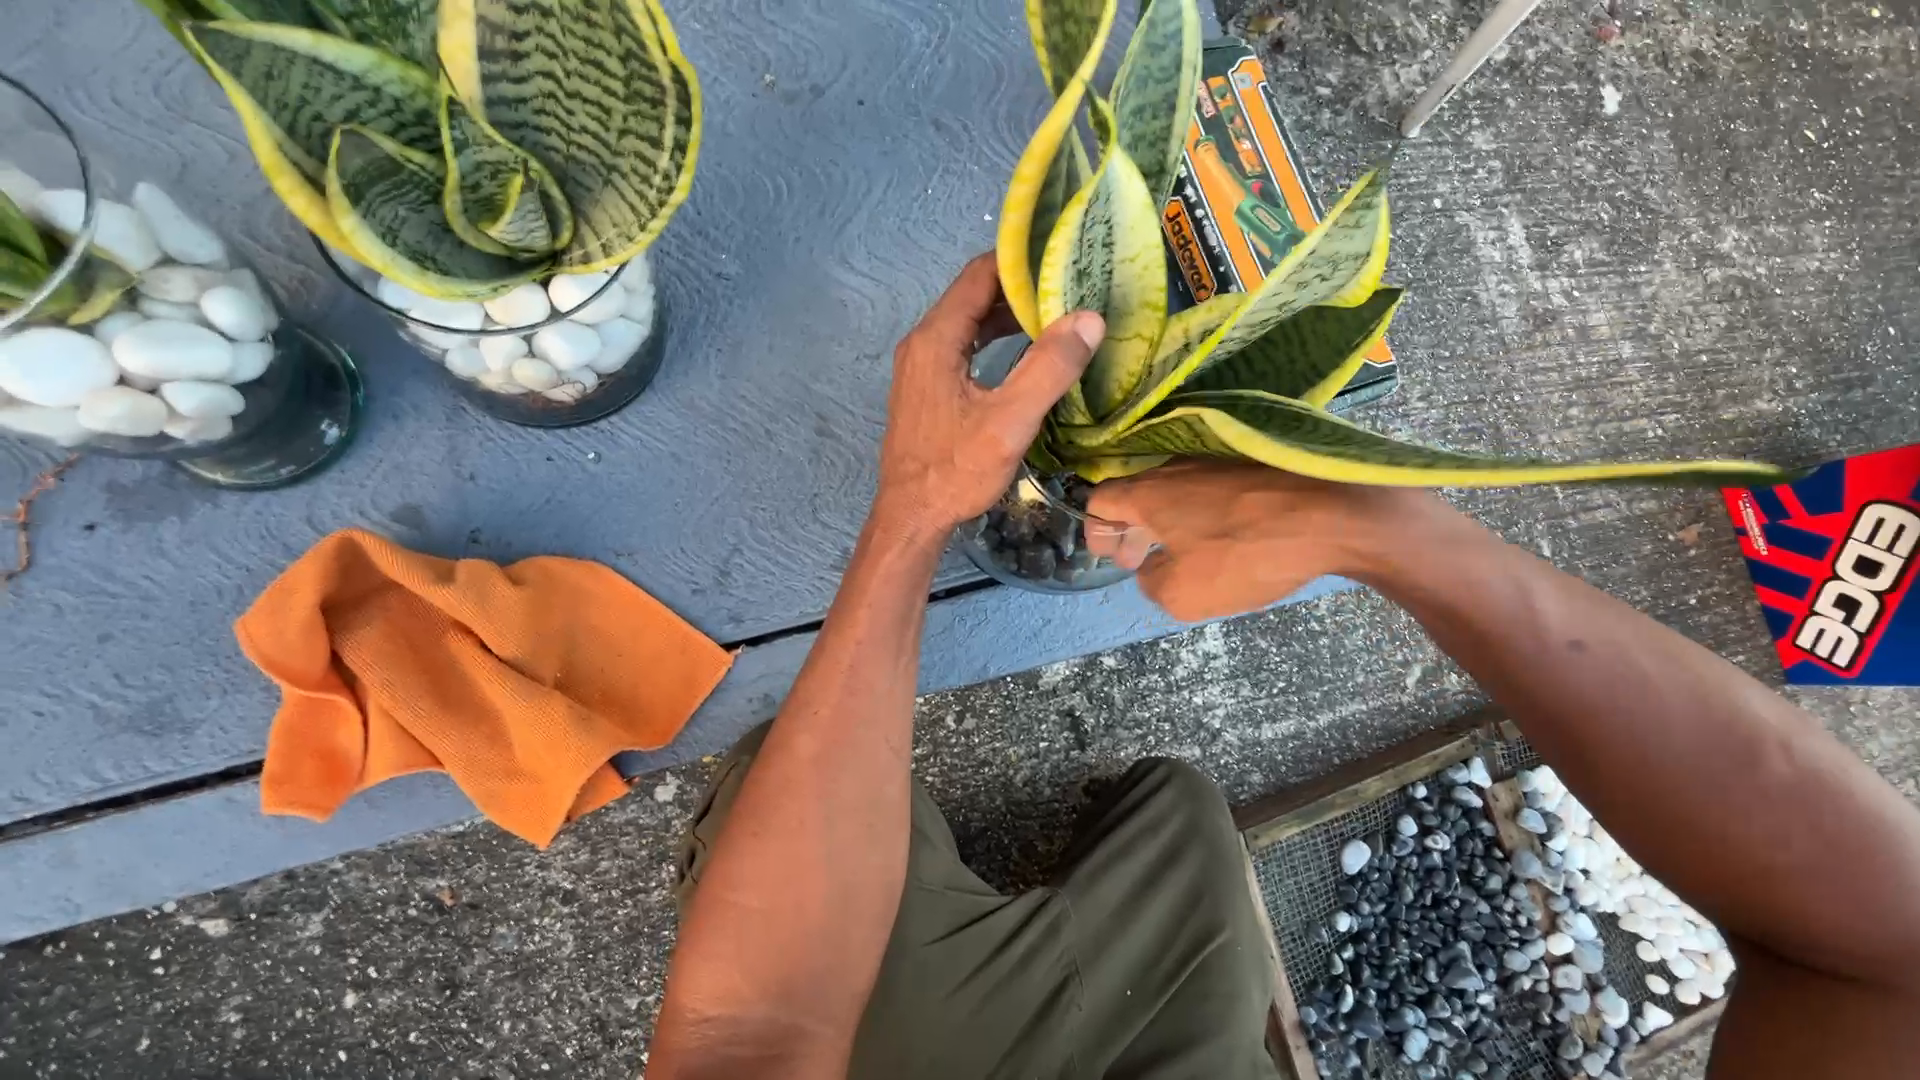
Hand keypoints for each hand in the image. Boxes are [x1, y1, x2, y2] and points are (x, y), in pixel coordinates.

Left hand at [874, 254, 1103, 536]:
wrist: (911, 517)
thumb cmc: (956, 471)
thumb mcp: (1009, 421)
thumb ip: (1048, 368)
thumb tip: (1089, 318)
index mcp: (936, 339)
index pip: (980, 274)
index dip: (1021, 260)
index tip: (1065, 256)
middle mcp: (923, 343)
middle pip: (974, 295)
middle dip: (1021, 287)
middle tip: (1072, 285)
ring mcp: (921, 366)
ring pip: (969, 322)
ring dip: (1009, 316)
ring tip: (1058, 314)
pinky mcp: (927, 388)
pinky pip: (964, 347)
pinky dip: (994, 340)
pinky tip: (1026, 351)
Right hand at [1086, 462, 1434, 620]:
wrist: (1334, 515)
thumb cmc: (1246, 555)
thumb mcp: (1181, 594)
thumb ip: (1150, 582)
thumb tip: (1153, 568)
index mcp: (1148, 492)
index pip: (1099, 500)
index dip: (1097, 531)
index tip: (1112, 556)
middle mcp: (1175, 467)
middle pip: (1136, 494)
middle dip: (1132, 530)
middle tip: (1141, 560)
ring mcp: (1216, 459)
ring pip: (1175, 489)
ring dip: (1168, 520)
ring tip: (1186, 552)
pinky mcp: (1252, 461)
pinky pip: (1210, 486)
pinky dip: (1203, 511)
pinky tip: (1225, 536)